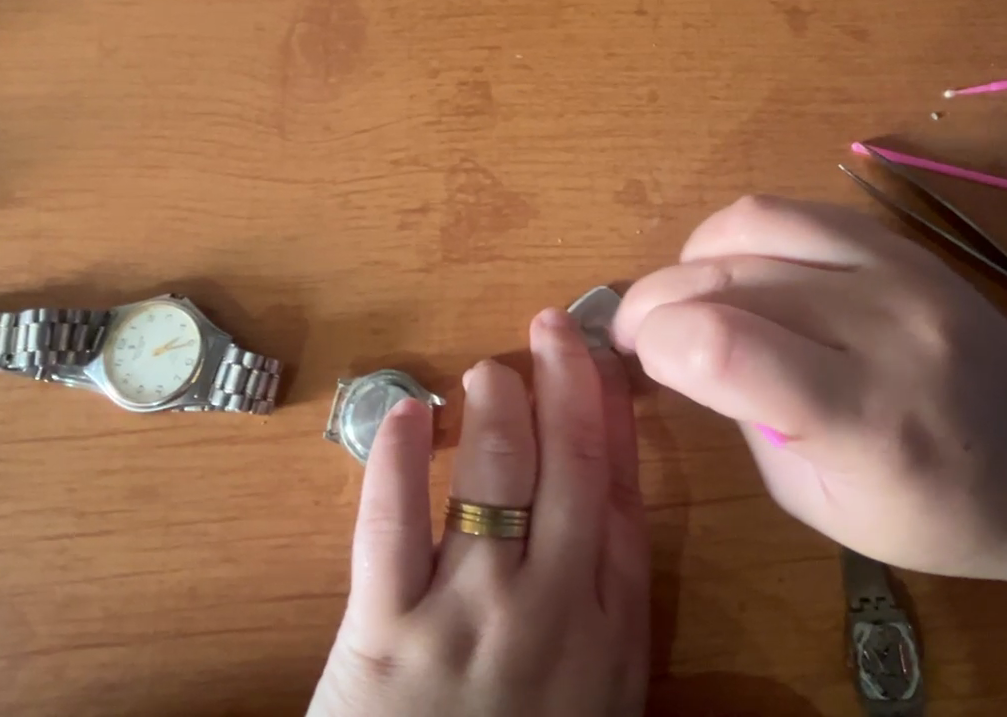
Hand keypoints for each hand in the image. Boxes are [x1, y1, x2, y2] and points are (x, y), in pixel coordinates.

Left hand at [308, 310, 648, 716]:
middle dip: (564, 387)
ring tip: (489, 370)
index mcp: (608, 630)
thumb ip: (610, 595)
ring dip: (492, 410)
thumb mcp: (600, 693)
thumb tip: (611, 490)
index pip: (620, 494)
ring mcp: (466, 618)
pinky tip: (401, 413)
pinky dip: (393, 459)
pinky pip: (388, 526)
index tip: (600, 362)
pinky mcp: (386, 634)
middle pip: (566, 472)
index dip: (610, 418)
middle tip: (551, 327)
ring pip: (490, 482)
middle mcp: (548, 610)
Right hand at [613, 195, 1006, 584]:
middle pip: (721, 278)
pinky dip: (735, 236)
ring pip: (745, 224)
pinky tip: (735, 272)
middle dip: (651, 303)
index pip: (725, 348)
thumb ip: (747, 418)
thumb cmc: (940, 513)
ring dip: (689, 260)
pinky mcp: (896, 240)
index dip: (656, 344)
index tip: (641, 365)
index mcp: (868, 419)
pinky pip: (786, 209)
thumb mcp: (822, 504)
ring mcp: (895, 268)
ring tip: (686, 299)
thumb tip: (687, 348)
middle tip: (634, 337)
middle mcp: (882, 326)